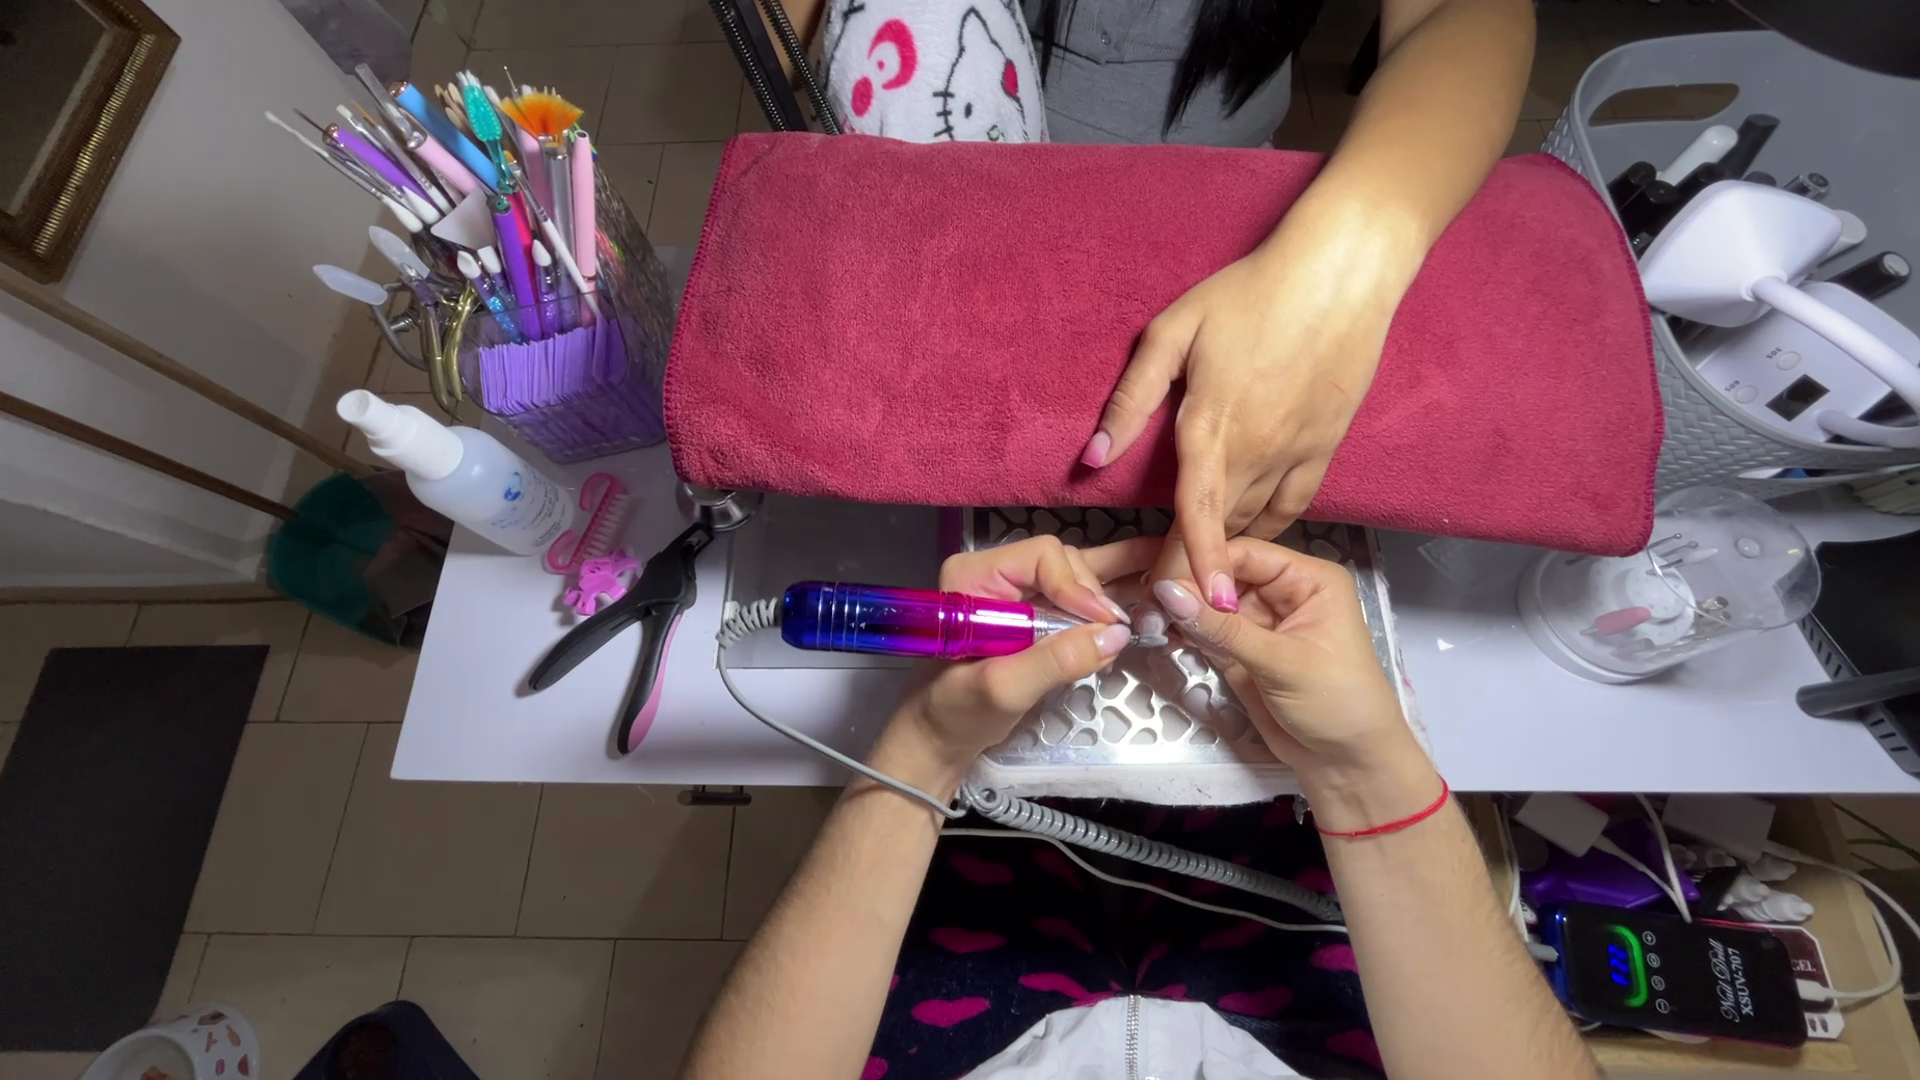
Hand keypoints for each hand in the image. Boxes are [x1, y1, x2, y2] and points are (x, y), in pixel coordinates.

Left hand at [875, 536, 1159, 790]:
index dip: (1076, 587)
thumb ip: (1054, 660)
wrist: (940, 734)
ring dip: (1108, 591)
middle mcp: (995, 571)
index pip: (1040, 557)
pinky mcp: (1033, 608)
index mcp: (974, 576)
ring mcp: (1016, 588)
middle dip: (1091, 595)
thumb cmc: (956, 712)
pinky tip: (1146, 578)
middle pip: (1062, 562)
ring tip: (1151, 592)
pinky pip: (1074, 592)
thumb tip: (1115, 635)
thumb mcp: (1004, 689)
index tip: (1103, 625)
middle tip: (1115, 632)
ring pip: (1075, 573)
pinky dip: (1107, 592)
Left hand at [1082, 220, 1408, 613]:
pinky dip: (1271, 526)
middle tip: (1174, 599)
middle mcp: (1258, 451)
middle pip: (1224, 526)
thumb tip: (1095, 456)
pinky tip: (1253, 537)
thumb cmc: (1248, 294)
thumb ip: (1132, 399)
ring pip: (1259, 518)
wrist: (1343, 271)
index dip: (1190, 561)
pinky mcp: (1327, 444)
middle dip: (1198, 565)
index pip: (1197, 512)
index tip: (1191, 604)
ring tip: (1208, 578)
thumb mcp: (1173, 333)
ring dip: (1233, 550)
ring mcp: (1299, 450)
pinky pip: (1297, 502)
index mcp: (1213, 427)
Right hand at [1149, 538, 1437, 831]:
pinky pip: (1205, 630)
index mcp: (1307, 580)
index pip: (1245, 554)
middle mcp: (1281, 592)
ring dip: (1179, 609)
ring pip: (1208, 602)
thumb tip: (1166, 591)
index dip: (1204, 562)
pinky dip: (1184, 631)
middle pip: (1221, 575)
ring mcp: (1258, 621)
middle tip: (1144, 596)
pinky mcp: (1240, 649)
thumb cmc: (1336, 703)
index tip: (1160, 575)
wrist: (1348, 765)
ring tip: (1145, 613)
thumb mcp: (1281, 662)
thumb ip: (1221, 627)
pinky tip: (1158, 630)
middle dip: (1185, 586)